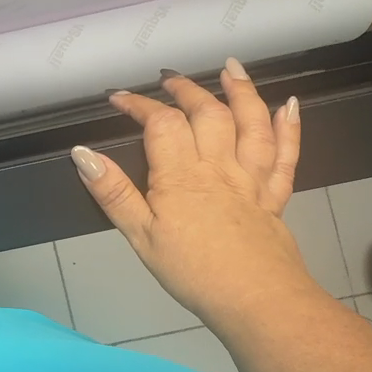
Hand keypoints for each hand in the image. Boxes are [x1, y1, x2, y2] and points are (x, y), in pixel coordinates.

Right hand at [71, 59, 325, 328]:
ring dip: (242, 92)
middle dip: (186, 91)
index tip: (119, 98)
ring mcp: (252, 180)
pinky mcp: (274, 196)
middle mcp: (219, 168)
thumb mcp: (139, 234)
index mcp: (181, 177)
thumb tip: (82, 153)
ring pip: (251, 124)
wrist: (258, 301)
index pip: (161, 124)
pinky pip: (285, 155)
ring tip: (232, 69)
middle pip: (208, 114)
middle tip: (168, 78)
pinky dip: (289, 126)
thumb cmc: (191, 271)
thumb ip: (113, 192)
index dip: (140, 105)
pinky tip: (289, 106)